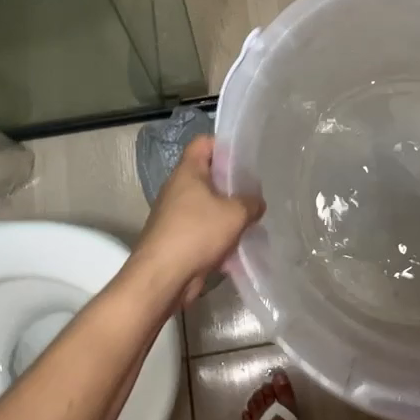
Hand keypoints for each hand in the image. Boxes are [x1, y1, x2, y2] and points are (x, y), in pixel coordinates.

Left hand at [134, 136, 264, 306]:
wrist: (163, 277)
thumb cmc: (197, 233)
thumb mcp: (235, 213)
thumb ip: (251, 203)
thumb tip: (256, 203)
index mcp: (187, 172)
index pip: (203, 143)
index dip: (223, 144)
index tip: (245, 156)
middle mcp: (178, 188)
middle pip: (207, 175)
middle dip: (231, 183)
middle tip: (254, 191)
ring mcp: (175, 214)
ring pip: (207, 205)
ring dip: (227, 213)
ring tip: (251, 219)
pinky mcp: (177, 238)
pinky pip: (202, 229)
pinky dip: (218, 235)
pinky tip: (238, 246)